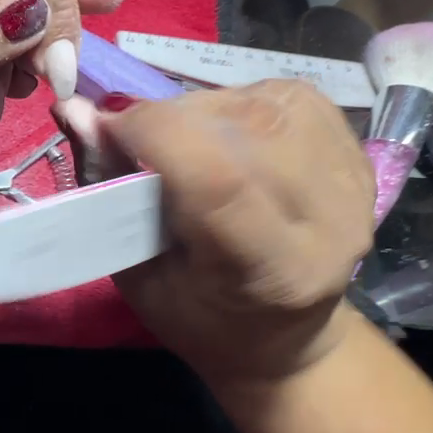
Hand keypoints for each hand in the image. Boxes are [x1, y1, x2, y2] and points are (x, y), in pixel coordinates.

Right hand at [94, 81, 376, 385]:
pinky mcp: (358, 157)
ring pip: (264, 103)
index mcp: (269, 269)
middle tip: (133, 138)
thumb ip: (110, 193)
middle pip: (244, 127)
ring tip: (178, 139)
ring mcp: (353, 184)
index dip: (152, 133)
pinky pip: (291, 98)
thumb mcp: (135, 274)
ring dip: (203, 107)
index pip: (219, 178)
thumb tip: (74, 111)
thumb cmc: (196, 315)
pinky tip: (221, 129)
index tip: (105, 129)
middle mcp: (326, 221)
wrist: (284, 335)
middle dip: (169, 116)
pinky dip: (240, 100)